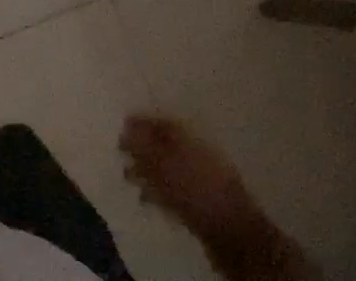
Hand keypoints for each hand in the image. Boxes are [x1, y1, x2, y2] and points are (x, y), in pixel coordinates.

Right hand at [119, 114, 265, 237]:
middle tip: (122, 154)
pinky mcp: (201, 204)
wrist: (232, 232)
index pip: (164, 122)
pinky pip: (175, 192)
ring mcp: (201, 180)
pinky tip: (147, 198)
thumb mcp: (166, 162)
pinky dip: (159, 193)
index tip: (122, 126)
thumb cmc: (197, 189)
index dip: (142, 122)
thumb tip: (126, 128)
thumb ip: (144, 145)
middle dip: (142, 149)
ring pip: (167, 170)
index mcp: (191, 137)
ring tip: (129, 178)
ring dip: (147, 173)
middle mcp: (197, 153)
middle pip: (164, 146)